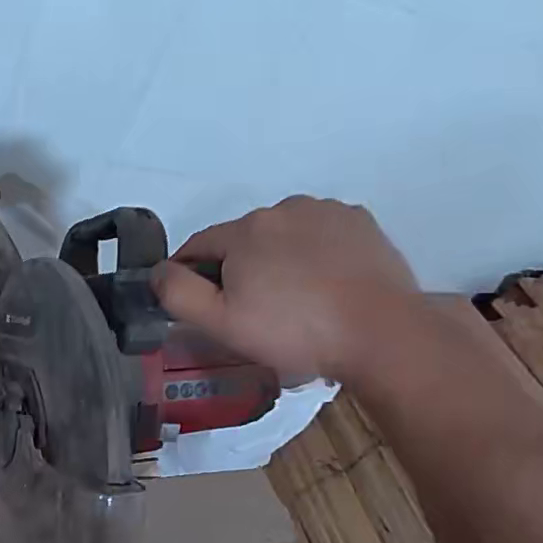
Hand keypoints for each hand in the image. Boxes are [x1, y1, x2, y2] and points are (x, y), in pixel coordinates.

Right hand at [151, 195, 421, 382]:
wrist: (383, 334)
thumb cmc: (294, 331)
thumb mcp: (220, 322)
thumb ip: (176, 292)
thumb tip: (158, 270)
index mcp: (245, 229)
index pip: (198, 246)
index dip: (190, 275)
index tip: (200, 305)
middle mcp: (283, 208)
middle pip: (241, 240)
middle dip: (237, 268)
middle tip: (251, 311)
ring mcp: (327, 211)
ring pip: (280, 235)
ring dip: (275, 258)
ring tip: (292, 300)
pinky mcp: (360, 222)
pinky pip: (318, 234)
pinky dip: (311, 253)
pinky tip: (322, 285)